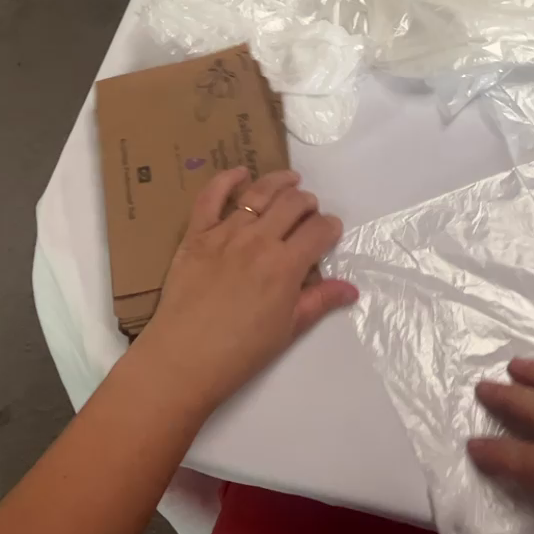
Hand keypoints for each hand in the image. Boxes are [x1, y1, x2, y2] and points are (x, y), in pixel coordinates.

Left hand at [127, 168, 358, 417]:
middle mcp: (258, 240)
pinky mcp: (197, 234)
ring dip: (280, 183)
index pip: (318, 230)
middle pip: (292, 204)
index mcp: (285, 266)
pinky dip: (227, 179)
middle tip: (310, 211)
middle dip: (308, 203)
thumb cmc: (239, 353)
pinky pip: (211, 196)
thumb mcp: (287, 330)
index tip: (331, 230)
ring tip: (291, 180)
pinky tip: (240, 173)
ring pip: (259, 193)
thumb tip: (351, 288)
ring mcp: (225, 233)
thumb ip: (319, 302)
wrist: (182, 360)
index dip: (330, 227)